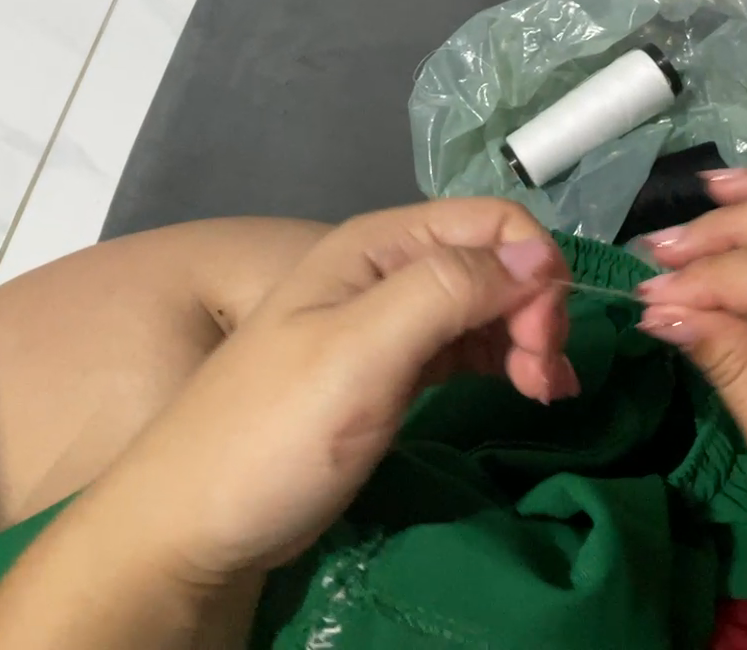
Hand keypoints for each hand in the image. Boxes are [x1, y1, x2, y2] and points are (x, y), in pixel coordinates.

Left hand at [87, 198, 573, 588]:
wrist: (199, 525)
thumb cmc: (275, 430)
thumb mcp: (361, 352)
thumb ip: (447, 289)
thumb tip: (537, 254)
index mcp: (379, 244)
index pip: (488, 221)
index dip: (532, 264)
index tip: (548, 330)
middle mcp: (392, 269)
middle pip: (495, 262)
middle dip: (535, 306)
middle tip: (545, 372)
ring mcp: (396, 320)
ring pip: (490, 304)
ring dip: (530, 336)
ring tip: (545, 390)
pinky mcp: (401, 366)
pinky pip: (473, 345)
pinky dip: (511, 360)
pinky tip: (532, 387)